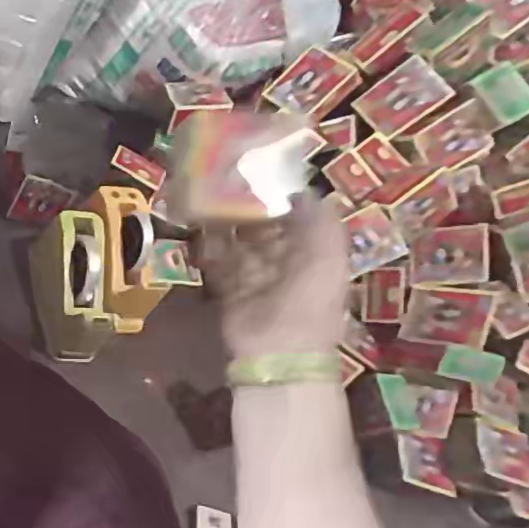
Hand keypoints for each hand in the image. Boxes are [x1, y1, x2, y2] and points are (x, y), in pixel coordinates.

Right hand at [197, 195, 347, 361]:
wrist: (278, 349)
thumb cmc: (308, 300)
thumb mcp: (328, 255)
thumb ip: (318, 221)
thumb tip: (298, 189)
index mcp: (313, 253)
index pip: (295, 219)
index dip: (279, 199)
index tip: (258, 178)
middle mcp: (284, 264)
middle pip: (263, 232)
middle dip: (247, 213)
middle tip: (226, 190)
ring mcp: (255, 280)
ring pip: (239, 247)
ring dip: (226, 230)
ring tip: (209, 207)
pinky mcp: (230, 294)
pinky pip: (219, 268)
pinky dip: (210, 253)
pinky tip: (201, 236)